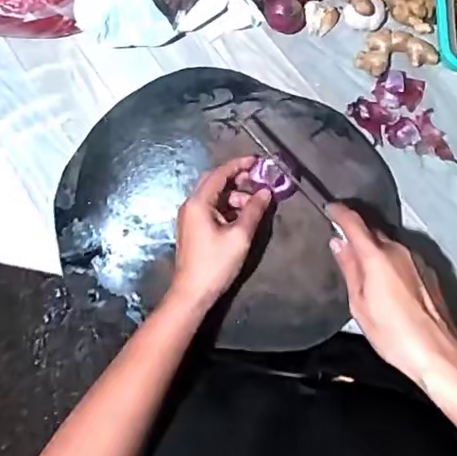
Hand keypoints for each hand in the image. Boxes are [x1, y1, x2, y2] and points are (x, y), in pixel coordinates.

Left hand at [168, 155, 271, 309]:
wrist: (191, 295)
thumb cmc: (215, 264)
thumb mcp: (239, 236)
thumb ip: (253, 210)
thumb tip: (266, 192)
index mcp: (199, 202)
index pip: (220, 174)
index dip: (239, 164)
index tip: (257, 161)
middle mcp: (192, 204)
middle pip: (215, 181)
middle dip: (237, 178)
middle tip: (257, 180)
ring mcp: (191, 217)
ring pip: (215, 195)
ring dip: (234, 195)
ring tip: (254, 204)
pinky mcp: (194, 228)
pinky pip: (212, 208)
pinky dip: (228, 206)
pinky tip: (243, 216)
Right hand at [327, 202, 456, 391]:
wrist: (438, 351)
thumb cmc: (393, 334)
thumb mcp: (360, 305)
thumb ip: (349, 269)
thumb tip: (338, 242)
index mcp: (376, 255)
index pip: (354, 222)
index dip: (339, 211)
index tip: (329, 207)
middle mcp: (397, 248)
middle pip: (372, 230)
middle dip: (356, 230)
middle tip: (342, 240)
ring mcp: (415, 257)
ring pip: (388, 243)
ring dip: (374, 247)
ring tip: (365, 266)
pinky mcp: (427, 269)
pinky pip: (402, 256)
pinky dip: (390, 259)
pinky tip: (388, 280)